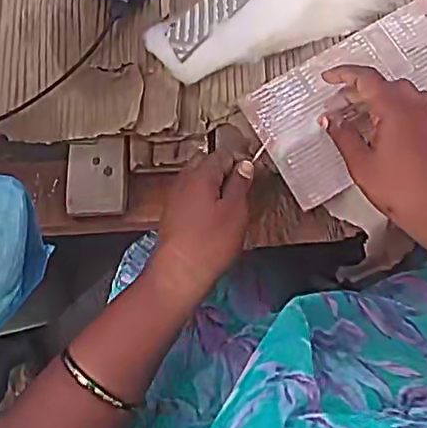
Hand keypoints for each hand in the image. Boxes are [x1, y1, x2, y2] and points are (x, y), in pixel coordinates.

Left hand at [143, 139, 256, 303]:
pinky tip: (214, 216)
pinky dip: (204, 198)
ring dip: (215, 185)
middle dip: (226, 170)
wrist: (178, 273)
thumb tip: (244, 165)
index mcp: (200, 174)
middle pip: (207, 163)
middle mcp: (183, 180)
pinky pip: (190, 195)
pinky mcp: (171, 213)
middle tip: (245, 187)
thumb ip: (240, 184)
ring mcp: (174, 196)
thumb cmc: (210, 243)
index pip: (223, 154)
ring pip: (198, 179)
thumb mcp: (235, 211)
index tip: (255, 172)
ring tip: (232, 203)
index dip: (241, 159)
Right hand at [320, 66, 426, 244]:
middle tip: (338, 102)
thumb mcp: (360, 162)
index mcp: (393, 110)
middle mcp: (413, 108)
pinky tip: (397, 111)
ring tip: (360, 108)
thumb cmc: (402, 190)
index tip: (330, 77)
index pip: (366, 78)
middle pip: (382, 83)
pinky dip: (406, 101)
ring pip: (401, 90)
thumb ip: (343, 135)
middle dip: (356, 88)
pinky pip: (422, 101)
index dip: (344, 74)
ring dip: (379, 94)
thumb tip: (331, 120)